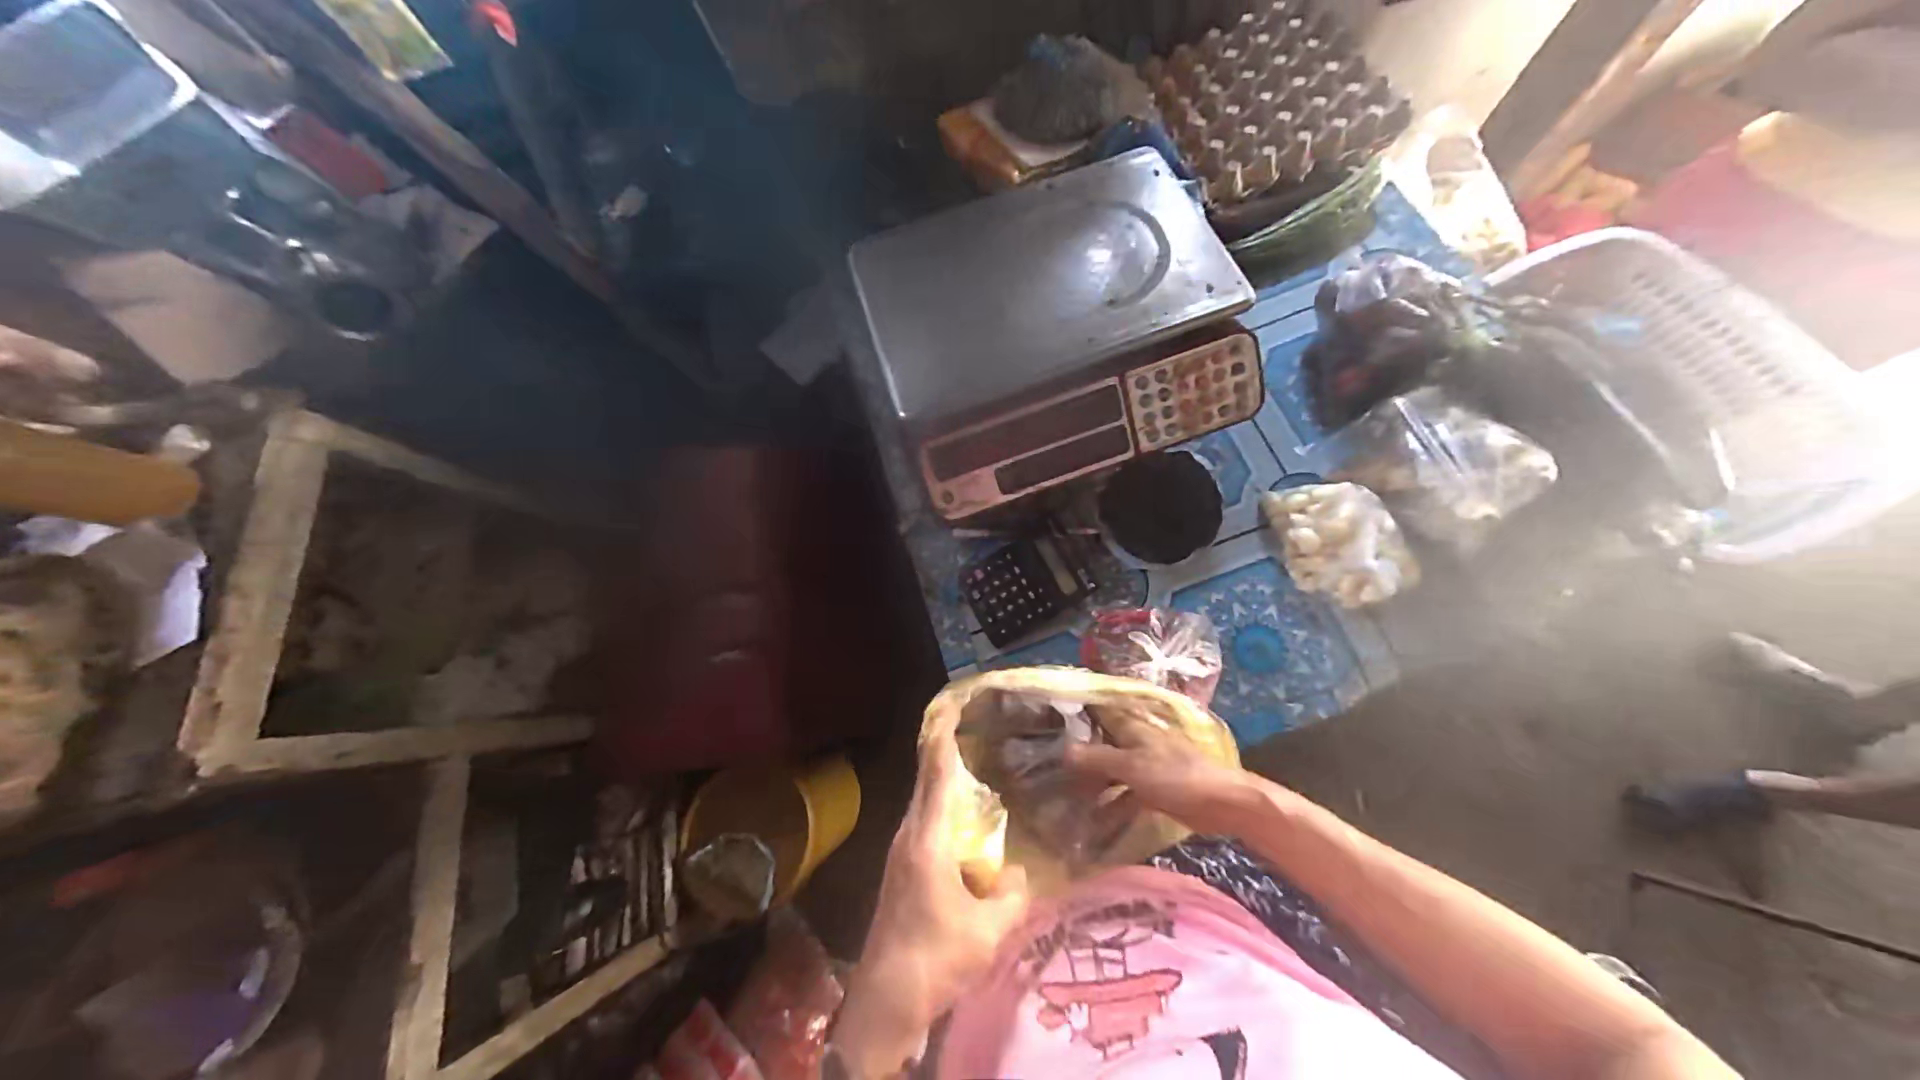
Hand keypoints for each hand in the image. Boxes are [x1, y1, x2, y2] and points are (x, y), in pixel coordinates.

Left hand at [835, 731, 1028, 1077]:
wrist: (885, 1002)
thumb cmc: (935, 959)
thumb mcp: (988, 930)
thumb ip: (1012, 894)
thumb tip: (1018, 872)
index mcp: (926, 838)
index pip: (936, 771)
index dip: (944, 732)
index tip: (953, 701)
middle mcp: (909, 835)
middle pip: (929, 779)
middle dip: (948, 748)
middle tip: (975, 723)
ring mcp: (901, 852)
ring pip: (928, 803)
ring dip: (949, 782)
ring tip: (981, 767)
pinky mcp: (902, 871)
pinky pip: (928, 826)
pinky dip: (948, 812)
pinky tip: (970, 826)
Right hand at [1064, 710, 1272, 835]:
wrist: (1222, 804)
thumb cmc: (1176, 776)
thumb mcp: (1131, 766)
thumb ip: (1097, 758)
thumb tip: (1062, 750)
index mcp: (1132, 726)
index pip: (1098, 713)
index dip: (1075, 715)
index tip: (1047, 721)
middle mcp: (1135, 742)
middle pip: (1101, 744)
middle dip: (1078, 755)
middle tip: (1048, 769)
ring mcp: (1145, 766)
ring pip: (1111, 771)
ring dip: (1092, 784)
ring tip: (1064, 798)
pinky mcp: (1153, 789)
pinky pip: (1123, 794)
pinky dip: (1110, 804)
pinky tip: (1092, 821)